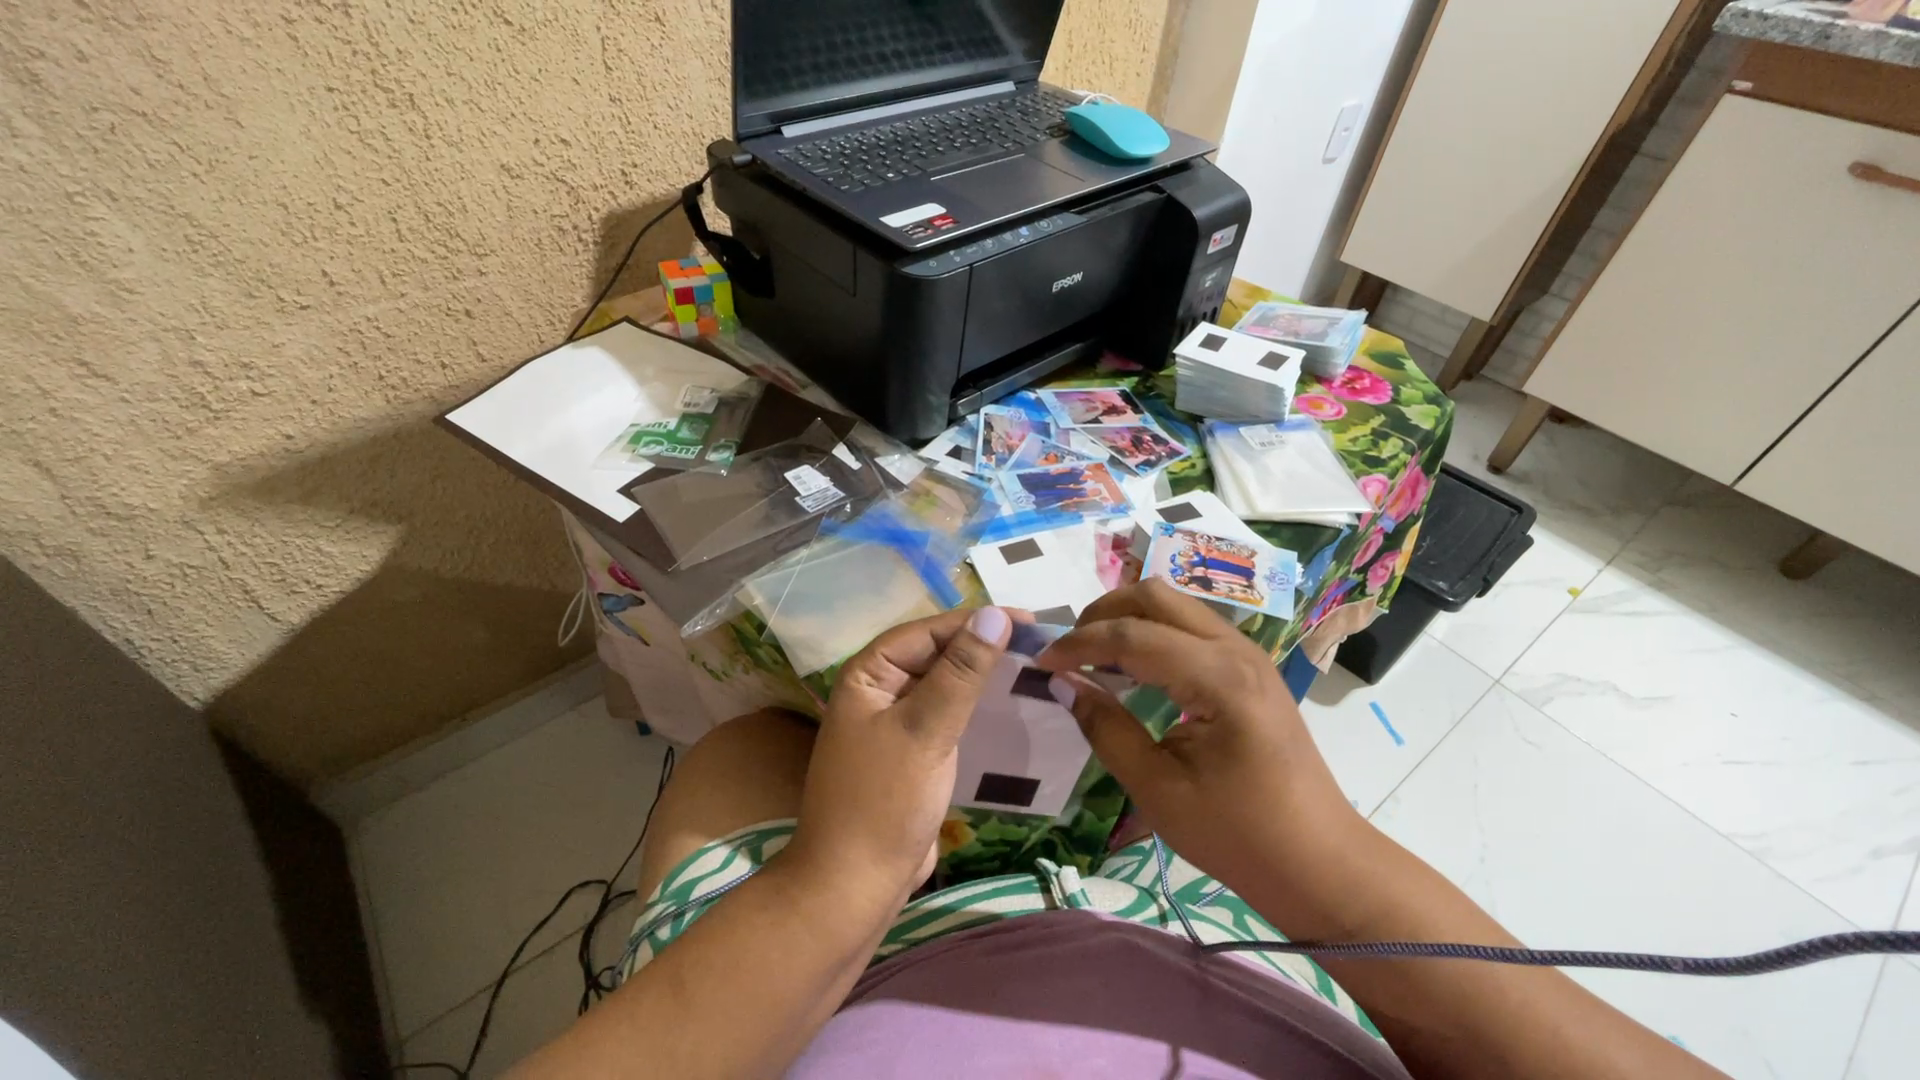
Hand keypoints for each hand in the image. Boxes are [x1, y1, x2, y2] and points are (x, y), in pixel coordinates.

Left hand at [785, 606, 1014, 899]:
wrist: (854, 885)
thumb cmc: (883, 801)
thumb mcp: (925, 730)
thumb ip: (961, 672)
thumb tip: (995, 615)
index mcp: (867, 675)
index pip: (928, 631)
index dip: (976, 621)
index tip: (1030, 621)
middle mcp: (877, 691)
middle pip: (935, 654)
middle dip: (981, 645)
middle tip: (1038, 644)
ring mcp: (894, 724)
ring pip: (943, 685)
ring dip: (980, 675)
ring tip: (1030, 666)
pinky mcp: (911, 754)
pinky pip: (946, 716)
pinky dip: (974, 707)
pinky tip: (1006, 706)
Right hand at [1035, 580, 1358, 883]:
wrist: (1317, 861)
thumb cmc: (1237, 834)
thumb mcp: (1158, 790)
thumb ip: (1107, 729)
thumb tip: (1064, 683)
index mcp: (1219, 679)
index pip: (1132, 635)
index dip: (1080, 643)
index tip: (1041, 663)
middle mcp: (1237, 650)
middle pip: (1156, 595)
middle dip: (1102, 613)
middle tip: (1068, 650)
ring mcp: (1249, 655)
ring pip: (1176, 604)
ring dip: (1128, 618)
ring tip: (1092, 656)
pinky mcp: (1250, 669)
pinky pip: (1191, 627)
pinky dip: (1152, 632)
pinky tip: (1132, 668)